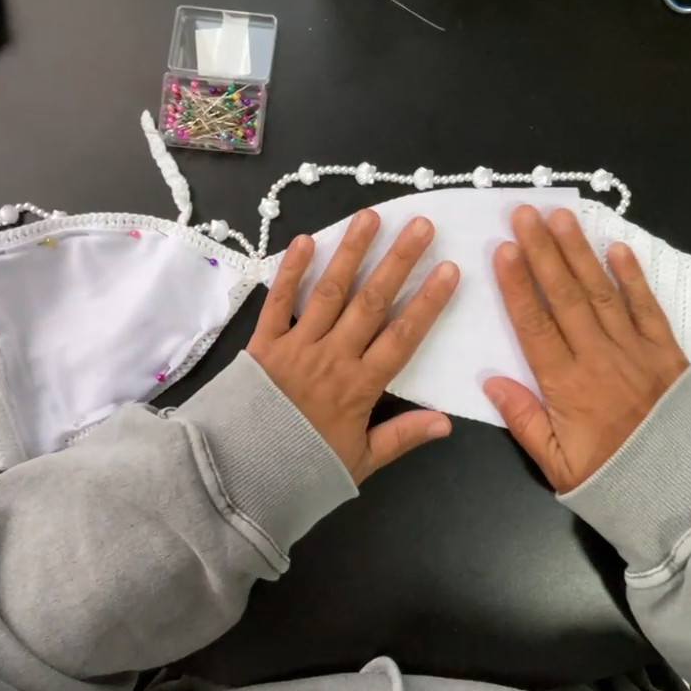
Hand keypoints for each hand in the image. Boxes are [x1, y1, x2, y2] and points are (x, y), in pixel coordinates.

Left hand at [248, 209, 460, 483]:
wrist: (242, 473)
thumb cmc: (304, 466)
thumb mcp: (360, 461)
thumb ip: (402, 436)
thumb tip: (446, 421)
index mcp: (359, 386)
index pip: (402, 336)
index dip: (428, 303)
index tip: (448, 270)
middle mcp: (332, 357)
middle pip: (371, 302)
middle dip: (398, 262)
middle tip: (420, 225)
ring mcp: (297, 345)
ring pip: (329, 292)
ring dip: (351, 252)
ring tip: (371, 216)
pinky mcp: (264, 343)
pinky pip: (279, 302)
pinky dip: (290, 271)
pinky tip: (306, 240)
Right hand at [485, 205, 690, 493]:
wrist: (685, 491)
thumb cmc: (611, 478)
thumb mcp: (556, 463)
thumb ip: (523, 419)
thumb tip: (491, 380)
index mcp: (566, 387)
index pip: (534, 326)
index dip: (517, 285)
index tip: (503, 250)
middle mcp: (599, 358)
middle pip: (565, 297)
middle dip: (543, 252)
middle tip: (526, 214)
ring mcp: (636, 350)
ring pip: (601, 293)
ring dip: (579, 252)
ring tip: (561, 217)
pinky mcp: (667, 351)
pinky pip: (647, 307)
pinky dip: (632, 276)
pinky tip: (616, 247)